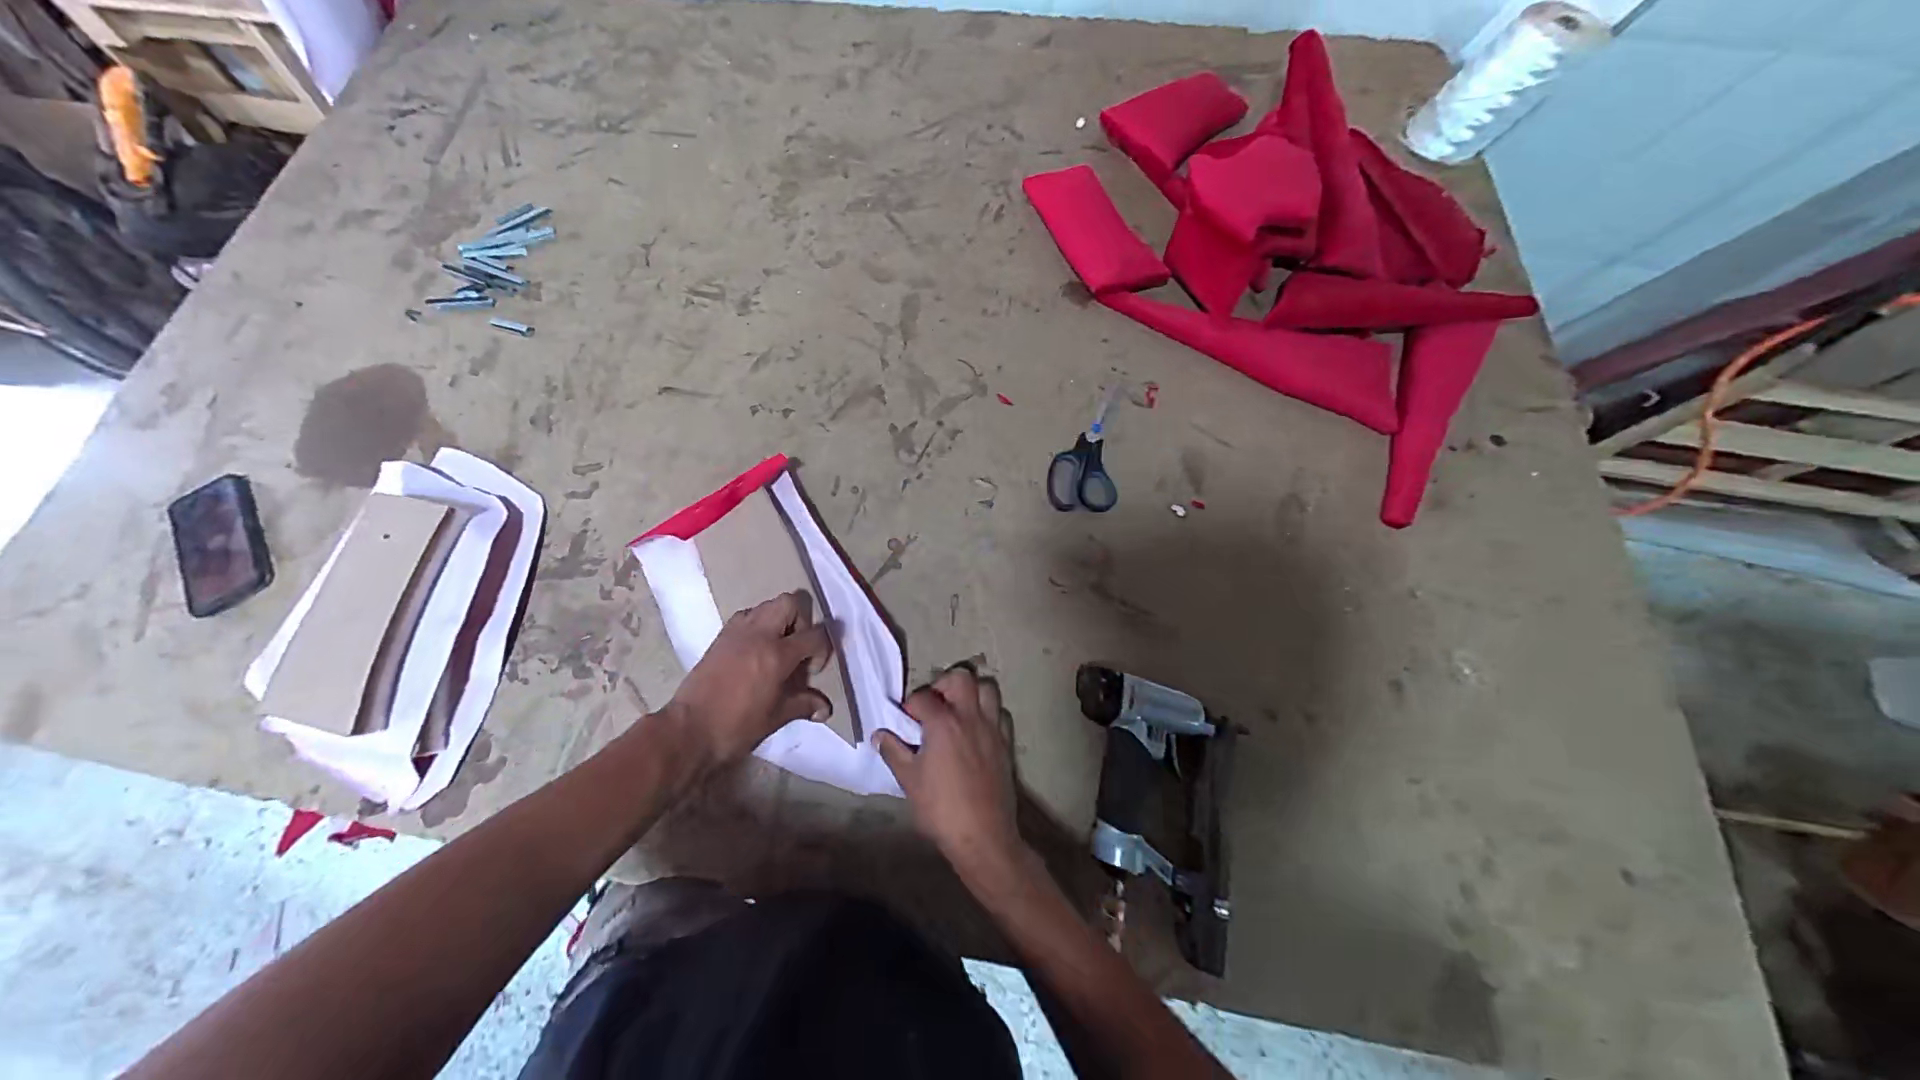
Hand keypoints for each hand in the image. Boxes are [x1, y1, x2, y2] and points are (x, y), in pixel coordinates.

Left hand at [664, 590, 832, 770]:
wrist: (689, 730)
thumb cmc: (737, 726)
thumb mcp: (777, 717)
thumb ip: (804, 705)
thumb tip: (825, 709)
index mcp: (777, 654)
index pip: (815, 634)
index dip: (822, 649)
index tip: (811, 671)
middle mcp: (758, 634)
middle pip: (790, 603)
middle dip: (801, 621)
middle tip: (796, 649)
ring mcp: (736, 632)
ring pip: (767, 605)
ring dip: (779, 620)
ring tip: (777, 649)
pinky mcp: (720, 636)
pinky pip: (747, 616)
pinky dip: (758, 625)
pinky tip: (755, 652)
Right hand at [877, 665, 1026, 887]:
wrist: (983, 836)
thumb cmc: (941, 809)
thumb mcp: (909, 780)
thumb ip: (894, 752)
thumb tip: (880, 735)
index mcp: (943, 723)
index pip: (922, 697)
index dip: (910, 705)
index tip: (904, 720)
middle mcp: (970, 718)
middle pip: (961, 678)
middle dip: (943, 684)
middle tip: (932, 706)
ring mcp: (992, 728)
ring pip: (986, 688)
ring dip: (970, 693)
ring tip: (955, 712)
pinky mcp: (1006, 743)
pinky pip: (1000, 713)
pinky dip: (988, 712)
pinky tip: (975, 730)